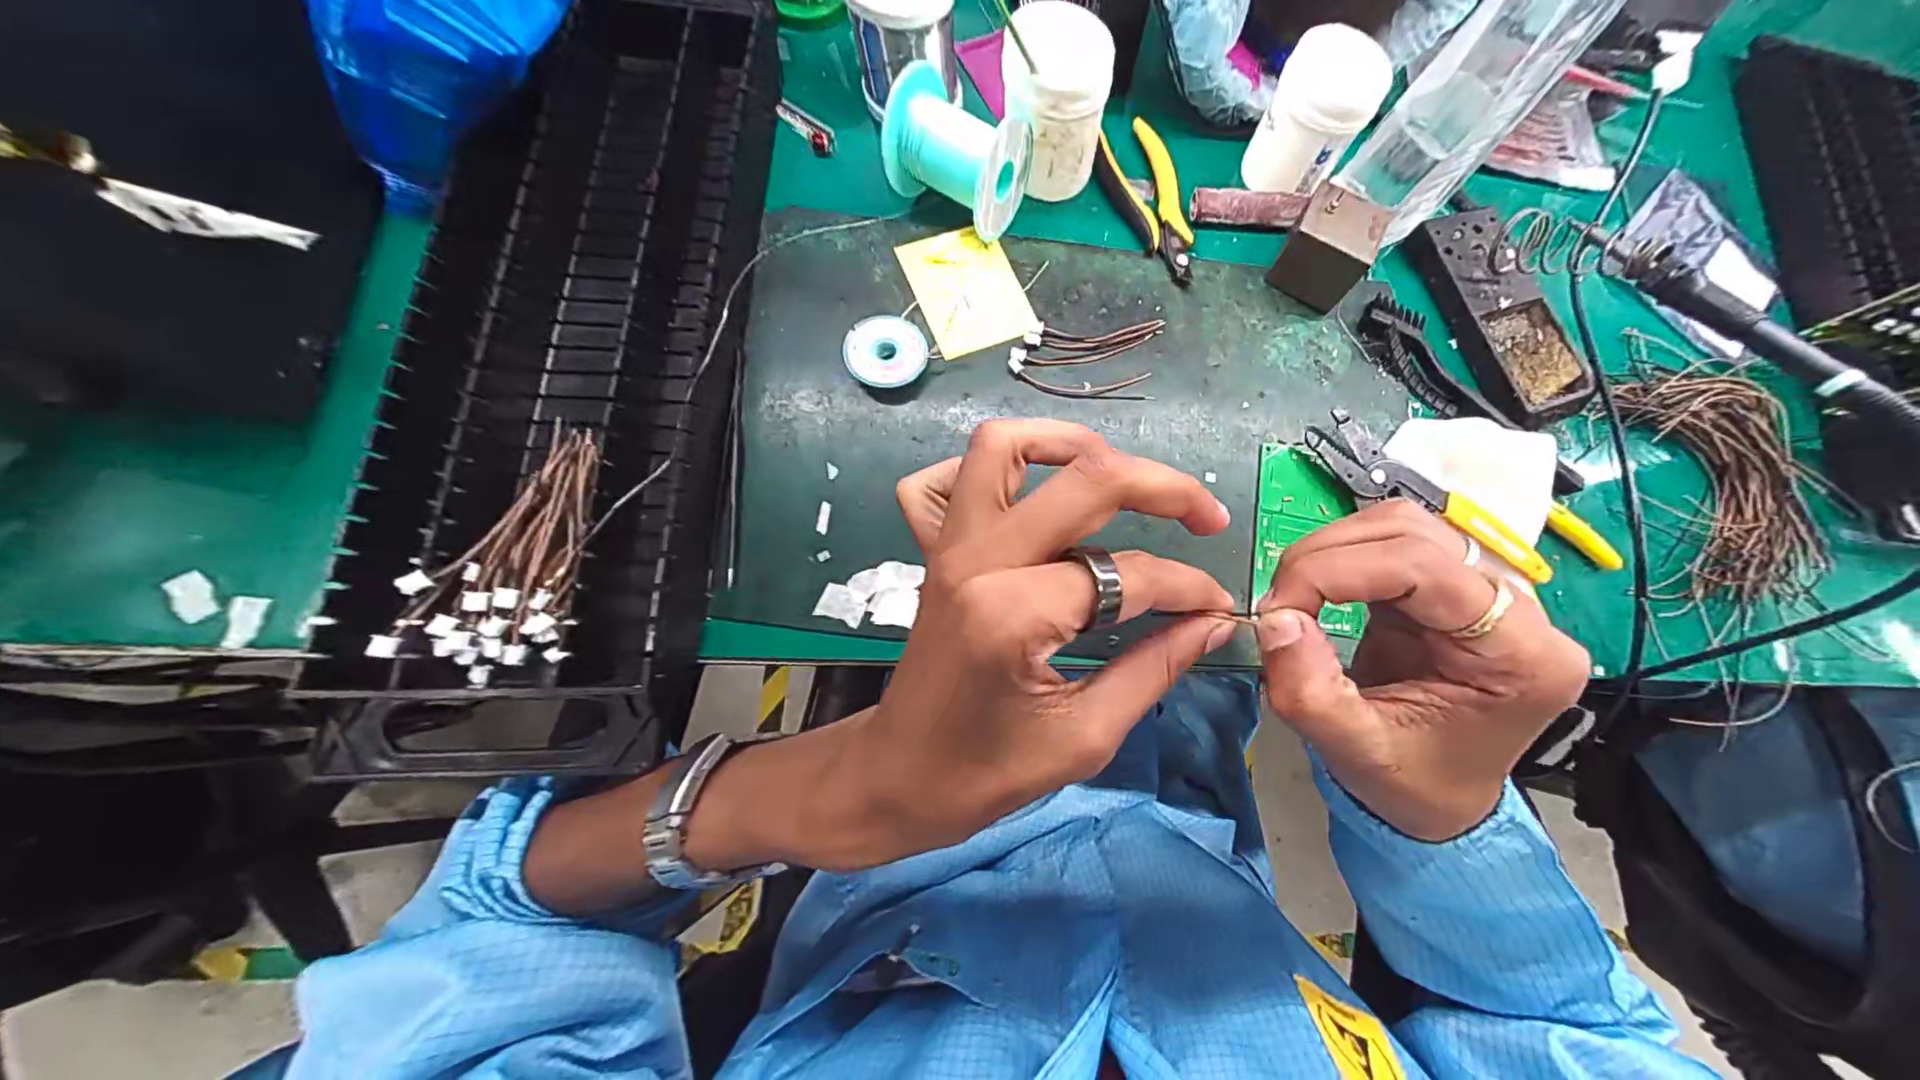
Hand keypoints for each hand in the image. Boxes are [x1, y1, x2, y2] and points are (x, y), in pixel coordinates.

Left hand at [799, 419, 1236, 869]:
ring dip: (1067, 444)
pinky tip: (1024, 496)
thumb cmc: (986, 773)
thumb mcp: (1085, 736)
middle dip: (1162, 485)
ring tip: (1118, 476)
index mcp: (1015, 612)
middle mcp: (979, 560)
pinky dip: (985, 473)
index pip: (1129, 574)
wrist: (898, 775)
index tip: (1218, 607)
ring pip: (1001, 446)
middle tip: (1205, 516)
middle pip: (1084, 478)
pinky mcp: (934, 551)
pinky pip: (941, 482)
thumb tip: (1212, 620)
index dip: (1189, 587)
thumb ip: (1154, 667)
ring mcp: (949, 547)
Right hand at [1255, 500, 1590, 840]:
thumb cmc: (1410, 784)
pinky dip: (1339, 555)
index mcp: (1519, 655)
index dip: (1335, 572)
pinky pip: (1390, 541)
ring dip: (1331, 549)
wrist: (1439, 797)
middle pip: (1413, 532)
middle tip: (1281, 604)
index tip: (1279, 609)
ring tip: (1297, 595)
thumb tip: (1275, 618)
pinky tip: (1319, 587)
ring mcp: (1484, 590)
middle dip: (1325, 557)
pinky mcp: (1447, 585)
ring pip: (1401, 524)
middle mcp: (1518, 610)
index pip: (1424, 567)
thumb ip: (1308, 688)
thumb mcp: (1352, 748)